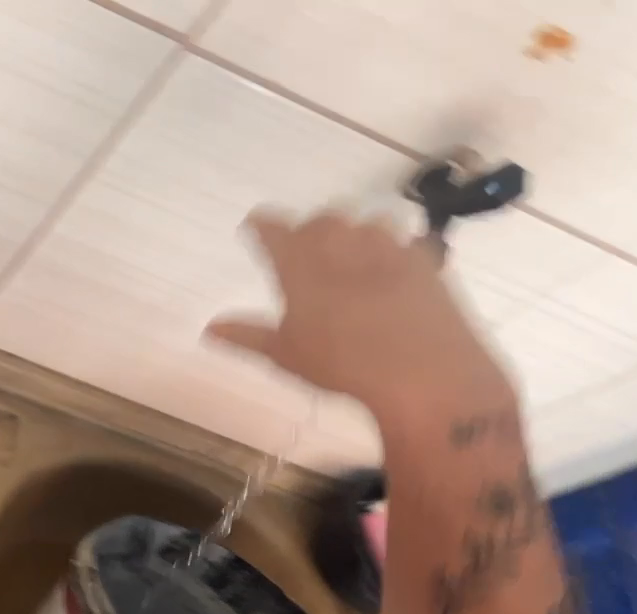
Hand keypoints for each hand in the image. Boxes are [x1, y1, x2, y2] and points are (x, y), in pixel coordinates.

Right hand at [205, 208, 515, 425]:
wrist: (423, 372)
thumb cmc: (340, 365)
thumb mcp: (284, 355)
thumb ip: (247, 336)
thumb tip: (210, 328)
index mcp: (304, 268)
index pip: (277, 233)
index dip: (263, 226)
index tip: (254, 223)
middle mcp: (346, 248)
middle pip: (324, 220)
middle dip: (308, 228)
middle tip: (300, 246)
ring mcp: (390, 251)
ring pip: (368, 221)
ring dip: (352, 232)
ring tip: (344, 252)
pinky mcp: (426, 262)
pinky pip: (404, 240)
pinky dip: (390, 248)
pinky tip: (387, 268)